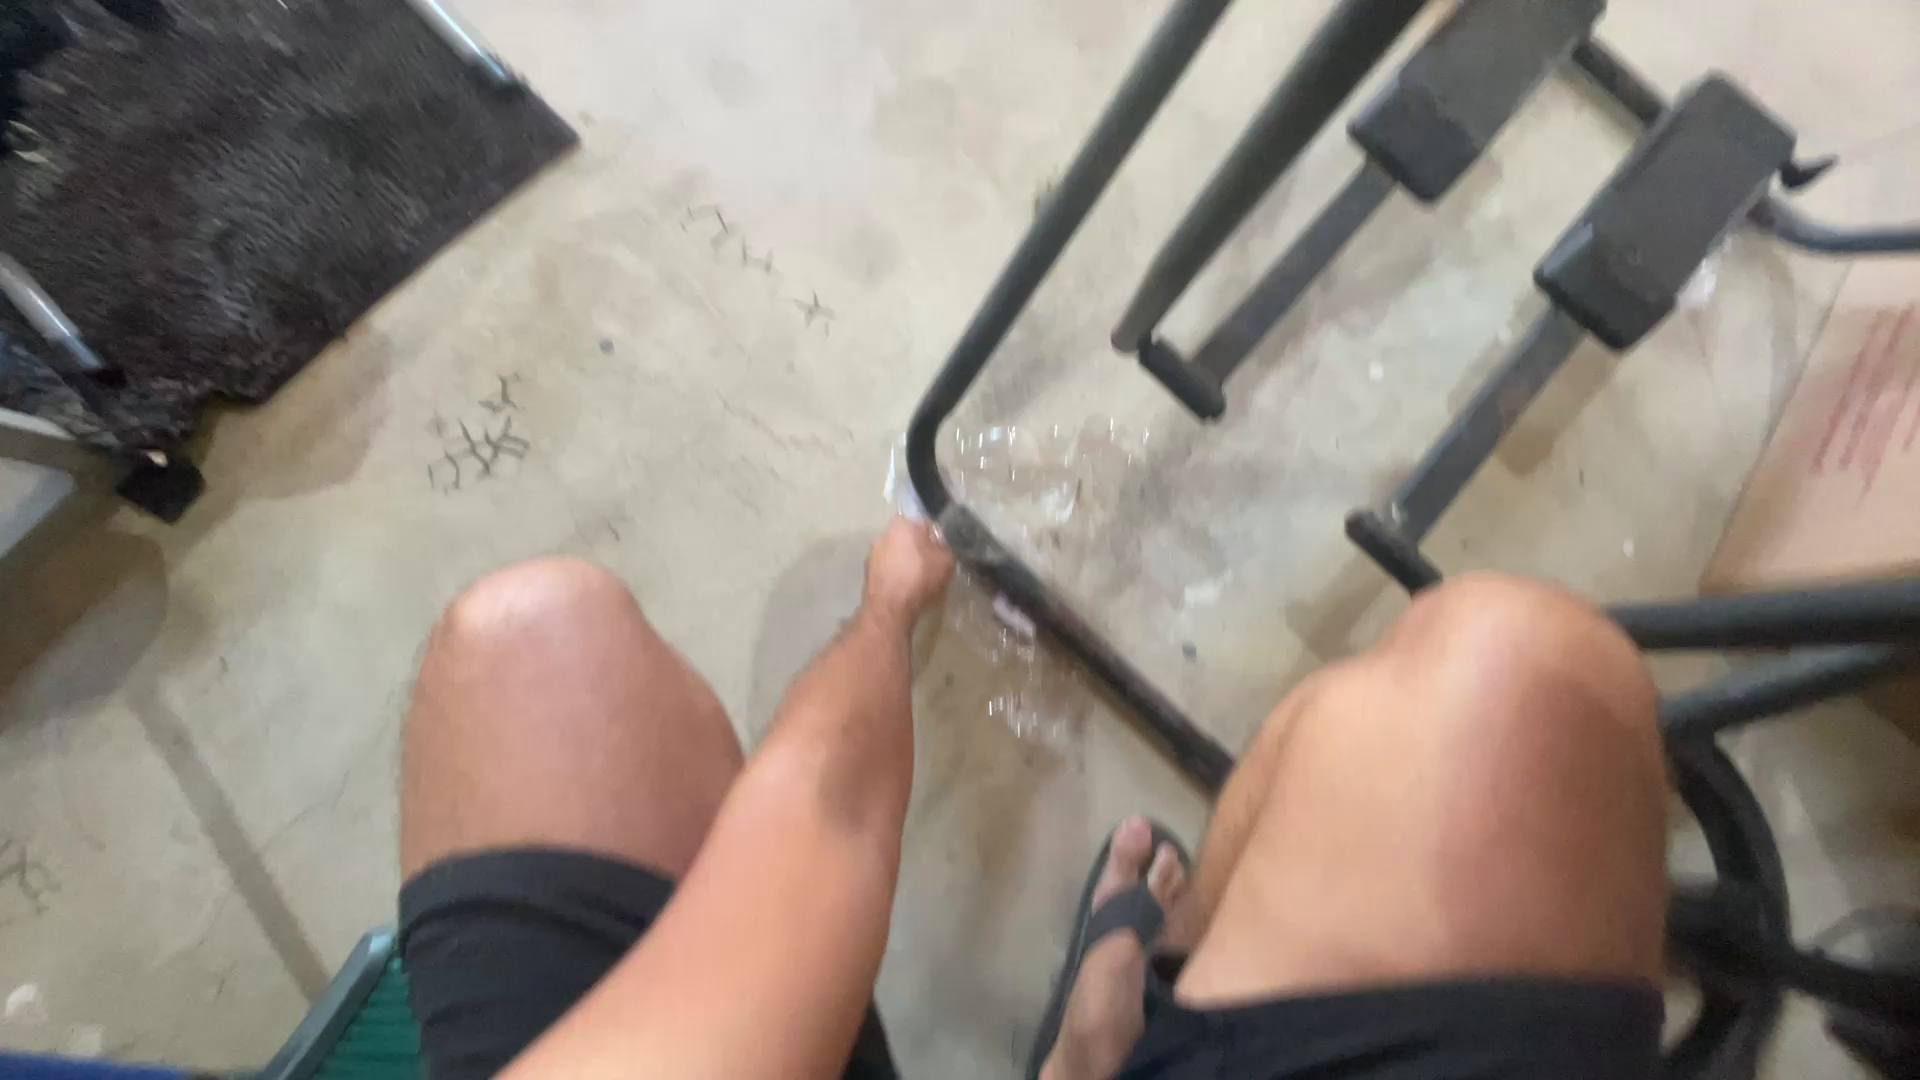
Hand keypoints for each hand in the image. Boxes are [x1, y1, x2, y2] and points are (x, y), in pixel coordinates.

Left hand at [863, 517, 954, 624]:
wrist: (890, 607)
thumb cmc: (920, 577)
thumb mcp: (947, 559)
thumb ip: (947, 545)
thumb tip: (943, 542)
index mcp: (903, 523)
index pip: (926, 524)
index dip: (937, 538)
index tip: (944, 551)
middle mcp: (884, 532)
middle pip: (909, 538)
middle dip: (920, 549)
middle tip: (933, 565)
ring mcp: (873, 552)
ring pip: (897, 554)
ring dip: (907, 562)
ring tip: (919, 579)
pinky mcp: (868, 572)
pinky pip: (889, 569)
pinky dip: (897, 575)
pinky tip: (906, 588)